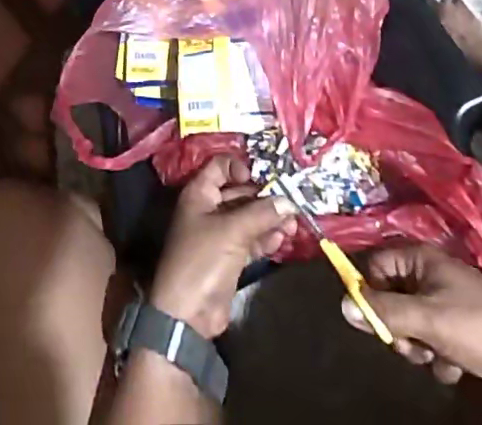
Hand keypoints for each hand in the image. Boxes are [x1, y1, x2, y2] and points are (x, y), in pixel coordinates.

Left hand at [149, 154, 296, 338]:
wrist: (187, 315)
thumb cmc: (203, 260)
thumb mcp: (232, 230)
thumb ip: (262, 213)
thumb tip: (289, 201)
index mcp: (199, 194)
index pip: (221, 166)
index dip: (241, 166)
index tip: (264, 176)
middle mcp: (208, 209)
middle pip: (239, 192)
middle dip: (265, 196)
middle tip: (291, 200)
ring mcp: (219, 234)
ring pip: (248, 217)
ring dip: (270, 218)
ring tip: (293, 222)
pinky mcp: (229, 256)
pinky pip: (251, 239)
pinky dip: (266, 237)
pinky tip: (282, 239)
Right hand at [342, 245, 481, 413]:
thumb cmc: (481, 330)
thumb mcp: (428, 321)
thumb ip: (384, 312)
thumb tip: (343, 304)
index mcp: (423, 259)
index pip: (377, 266)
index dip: (370, 293)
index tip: (373, 322)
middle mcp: (433, 274)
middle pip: (392, 298)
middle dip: (399, 328)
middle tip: (412, 346)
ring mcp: (448, 301)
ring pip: (411, 324)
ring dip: (420, 346)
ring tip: (440, 357)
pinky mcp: (462, 328)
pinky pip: (433, 340)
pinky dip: (439, 355)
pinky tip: (458, 366)